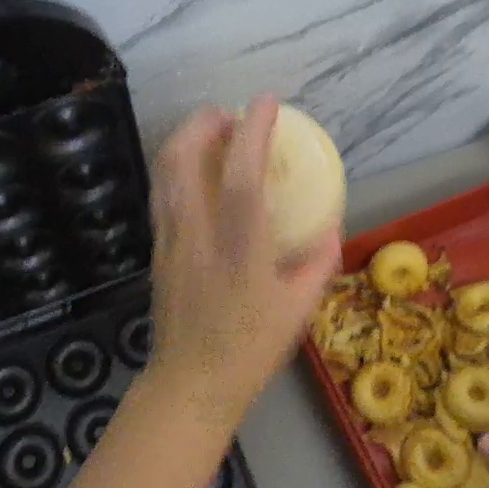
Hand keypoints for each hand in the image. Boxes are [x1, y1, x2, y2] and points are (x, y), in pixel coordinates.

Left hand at [142, 96, 340, 427]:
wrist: (189, 385)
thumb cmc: (248, 352)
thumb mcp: (298, 311)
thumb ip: (318, 264)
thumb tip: (332, 229)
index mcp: (238, 251)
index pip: (240, 177)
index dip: (253, 133)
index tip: (266, 102)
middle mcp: (196, 237)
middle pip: (182, 160)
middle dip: (202, 123)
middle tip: (229, 114)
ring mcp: (169, 242)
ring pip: (164, 174)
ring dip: (184, 141)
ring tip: (211, 134)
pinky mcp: (156, 252)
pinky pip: (162, 195)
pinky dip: (177, 169)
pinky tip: (197, 175)